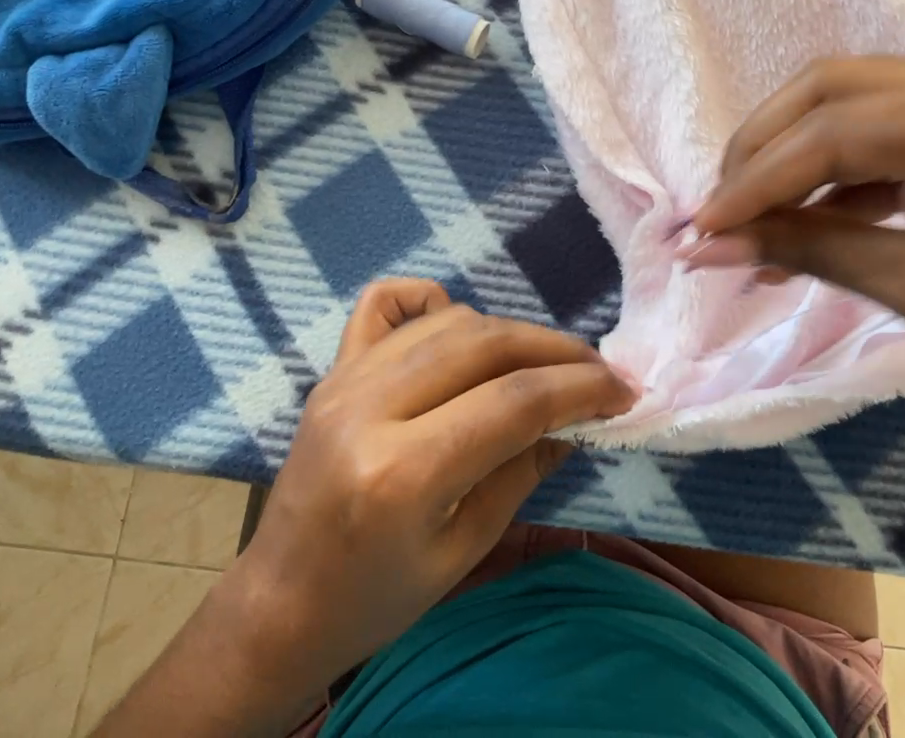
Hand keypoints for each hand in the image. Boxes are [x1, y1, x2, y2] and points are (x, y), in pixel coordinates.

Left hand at [227, 280, 632, 693]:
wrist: (280, 602)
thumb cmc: (376, 598)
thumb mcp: (465, 548)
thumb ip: (522, 470)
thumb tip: (578, 419)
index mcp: (403, 473)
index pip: (514, 401)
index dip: (580, 388)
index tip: (623, 392)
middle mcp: (369, 409)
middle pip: (485, 346)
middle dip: (555, 351)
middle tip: (597, 372)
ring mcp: (343, 381)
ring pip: (447, 322)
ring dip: (509, 332)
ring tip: (545, 362)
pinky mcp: (330, 372)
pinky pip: (383, 304)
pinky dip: (432, 303)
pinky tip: (460, 327)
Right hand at [686, 57, 904, 427]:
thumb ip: (814, 251)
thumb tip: (708, 245)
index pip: (841, 128)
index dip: (759, 177)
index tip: (701, 229)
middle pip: (837, 89)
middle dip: (764, 149)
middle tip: (720, 215)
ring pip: (850, 109)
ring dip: (788, 161)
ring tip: (745, 224)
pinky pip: (877, 146)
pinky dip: (826, 184)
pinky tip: (793, 232)